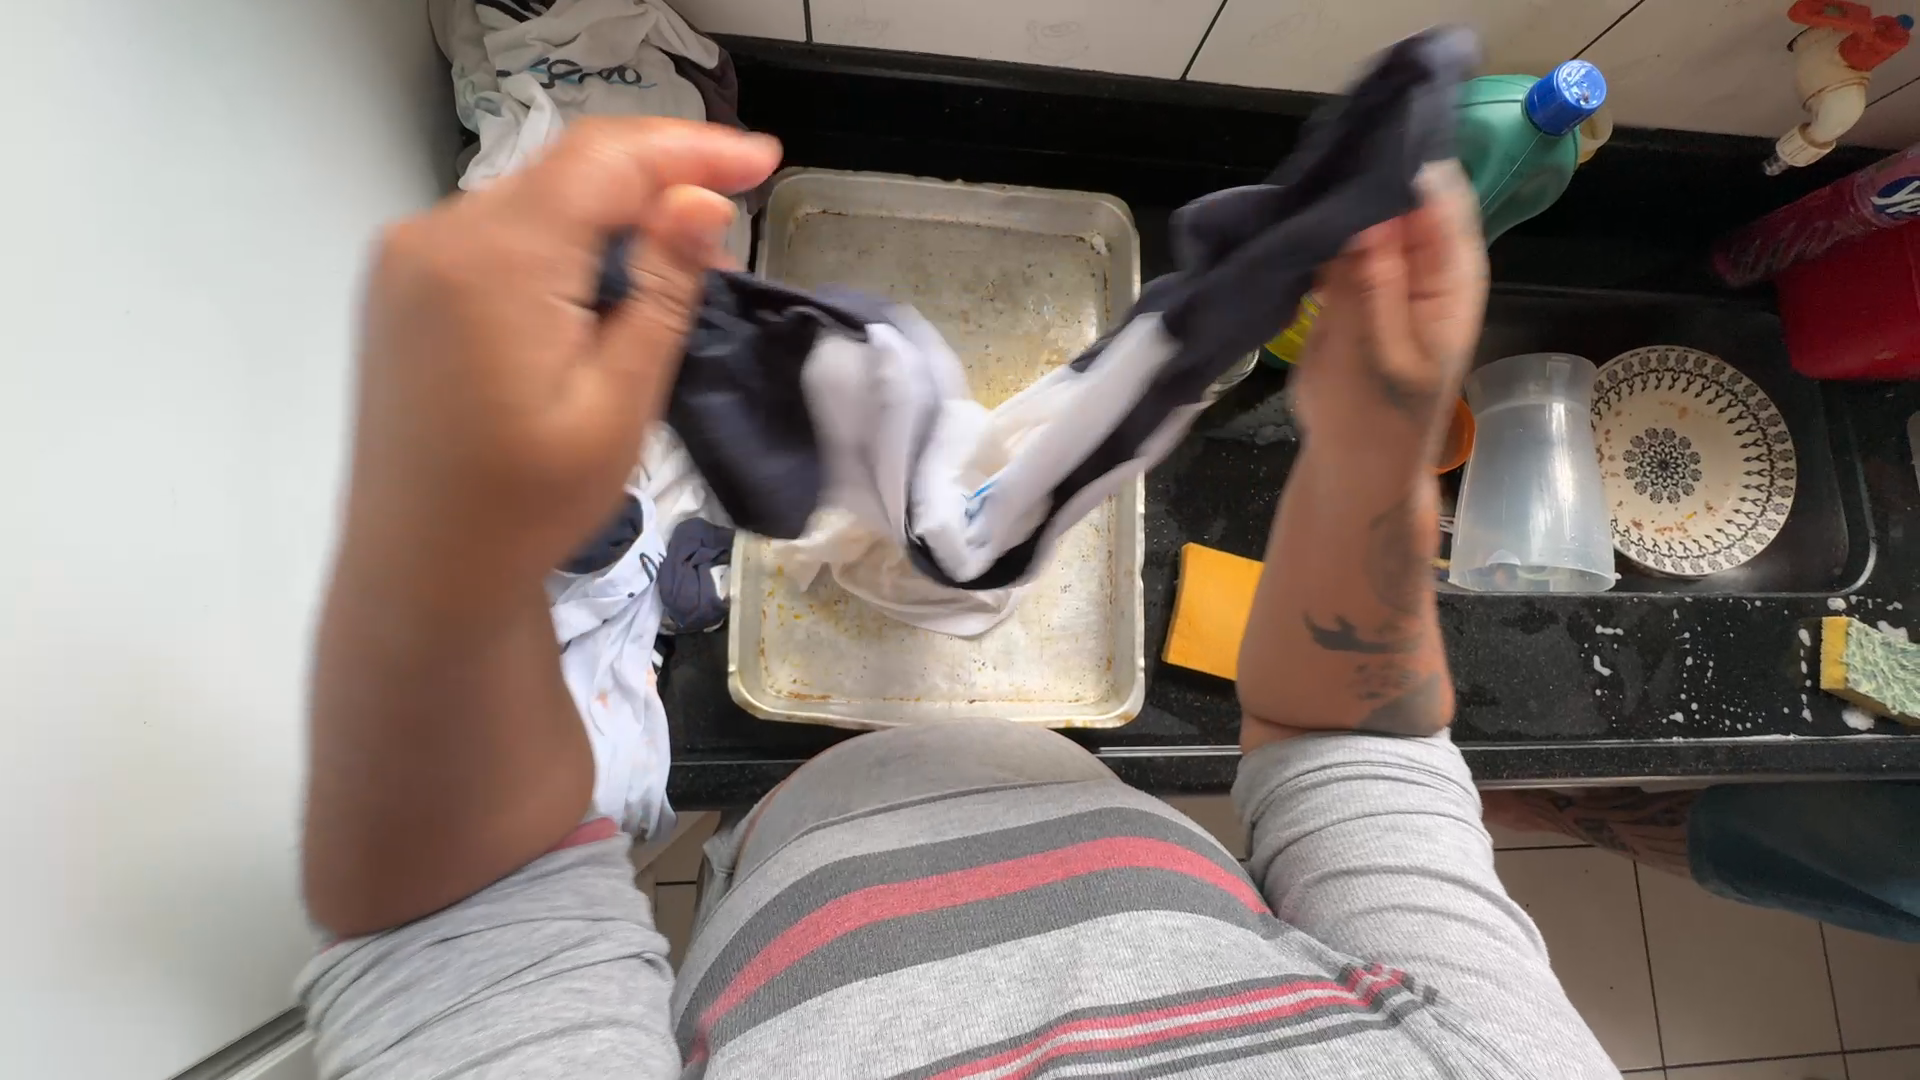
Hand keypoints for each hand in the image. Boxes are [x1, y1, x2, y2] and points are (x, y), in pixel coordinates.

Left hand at [339, 119, 780, 602]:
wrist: (425, 565)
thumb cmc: (531, 501)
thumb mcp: (619, 403)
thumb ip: (659, 293)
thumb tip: (700, 203)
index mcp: (493, 260)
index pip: (604, 162)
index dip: (691, 148)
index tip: (764, 158)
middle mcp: (437, 236)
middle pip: (567, 173)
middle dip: (659, 177)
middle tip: (736, 208)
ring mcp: (411, 261)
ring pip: (538, 203)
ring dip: (618, 216)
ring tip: (687, 257)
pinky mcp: (409, 290)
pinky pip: (504, 237)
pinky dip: (570, 244)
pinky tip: (610, 281)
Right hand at [1289, 159, 1487, 475]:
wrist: (1353, 462)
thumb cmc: (1373, 416)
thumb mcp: (1375, 354)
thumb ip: (1371, 284)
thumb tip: (1364, 214)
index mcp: (1447, 274)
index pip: (1433, 195)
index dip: (1397, 164)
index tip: (1350, 142)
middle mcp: (1419, 263)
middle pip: (1394, 201)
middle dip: (1354, 182)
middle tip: (1306, 164)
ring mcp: (1381, 276)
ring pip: (1358, 223)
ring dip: (1327, 211)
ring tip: (1286, 193)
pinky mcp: (1347, 291)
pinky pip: (1332, 251)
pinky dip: (1310, 241)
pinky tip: (1281, 230)